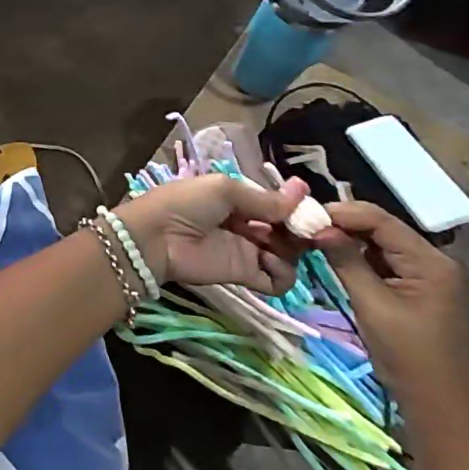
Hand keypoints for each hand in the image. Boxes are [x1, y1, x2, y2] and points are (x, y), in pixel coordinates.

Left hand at [115, 175, 310, 294]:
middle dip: (299, 230)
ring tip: (279, 248)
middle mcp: (247, 224)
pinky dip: (283, 275)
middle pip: (286, 230)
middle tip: (305, 232)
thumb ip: (264, 199)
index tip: (311, 211)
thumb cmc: (187, 204)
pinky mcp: (244, 275)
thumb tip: (302, 189)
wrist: (156, 238)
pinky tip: (272, 264)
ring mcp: (246, 250)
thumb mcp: (225, 190)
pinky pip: (276, 280)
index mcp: (239, 199)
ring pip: (286, 254)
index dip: (295, 208)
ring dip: (292, 252)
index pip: (277, 204)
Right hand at [310, 202, 468, 397]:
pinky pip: (384, 261)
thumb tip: (318, 226)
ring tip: (313, 237)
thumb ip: (346, 260)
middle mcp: (432, 259)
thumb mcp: (372, 305)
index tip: (306, 215)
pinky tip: (334, 255)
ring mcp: (426, 274)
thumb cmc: (408, 356)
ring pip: (380, 244)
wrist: (440, 408)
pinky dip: (359, 256)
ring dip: (348, 239)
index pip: (381, 220)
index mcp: (429, 261)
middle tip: (305, 225)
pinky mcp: (416, 288)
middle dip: (343, 224)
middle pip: (381, 228)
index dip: (342, 213)